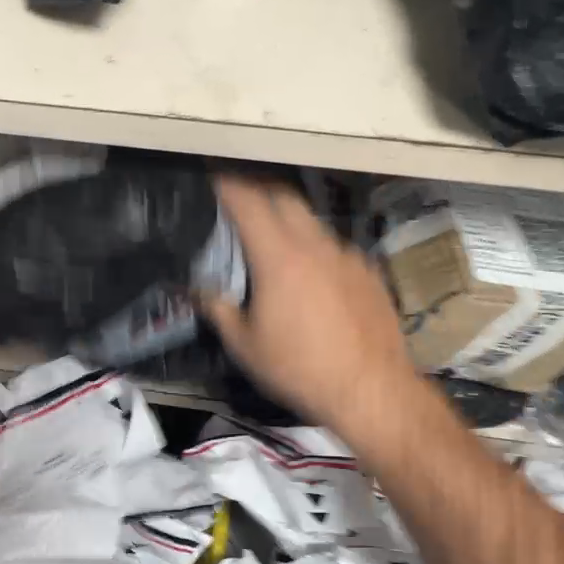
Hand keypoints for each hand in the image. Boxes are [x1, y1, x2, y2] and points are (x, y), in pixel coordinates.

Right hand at [199, 176, 429, 440]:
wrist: (371, 391)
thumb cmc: (297, 368)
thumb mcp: (243, 344)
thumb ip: (216, 307)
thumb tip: (191, 287)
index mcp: (279, 258)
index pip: (248, 203)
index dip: (226, 183)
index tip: (209, 171)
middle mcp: (316, 246)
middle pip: (284, 197)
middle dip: (257, 188)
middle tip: (235, 193)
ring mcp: (348, 256)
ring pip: (312, 221)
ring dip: (287, 218)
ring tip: (268, 235)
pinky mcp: (368, 273)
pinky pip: (334, 247)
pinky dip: (313, 246)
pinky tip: (307, 271)